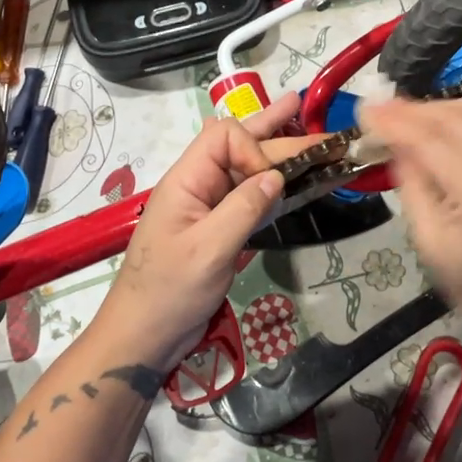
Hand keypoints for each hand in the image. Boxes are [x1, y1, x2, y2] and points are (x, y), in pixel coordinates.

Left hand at [93, 93, 316, 366]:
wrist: (143, 337)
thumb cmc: (169, 292)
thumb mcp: (208, 251)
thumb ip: (244, 209)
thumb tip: (277, 176)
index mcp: (187, 180)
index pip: (224, 137)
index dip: (254, 149)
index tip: (271, 183)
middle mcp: (199, 185)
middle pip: (239, 147)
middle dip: (277, 136)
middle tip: (317, 124)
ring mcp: (209, 207)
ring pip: (246, 169)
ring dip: (278, 152)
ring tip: (308, 131)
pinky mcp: (219, 228)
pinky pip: (248, 196)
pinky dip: (272, 184)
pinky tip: (291, 175)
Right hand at [358, 98, 461, 324]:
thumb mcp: (425, 234)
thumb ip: (410, 179)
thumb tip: (392, 137)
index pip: (428, 138)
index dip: (394, 120)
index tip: (366, 108)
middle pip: (453, 117)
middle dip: (413, 109)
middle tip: (382, 109)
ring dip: (441, 106)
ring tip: (413, 115)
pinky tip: (448, 117)